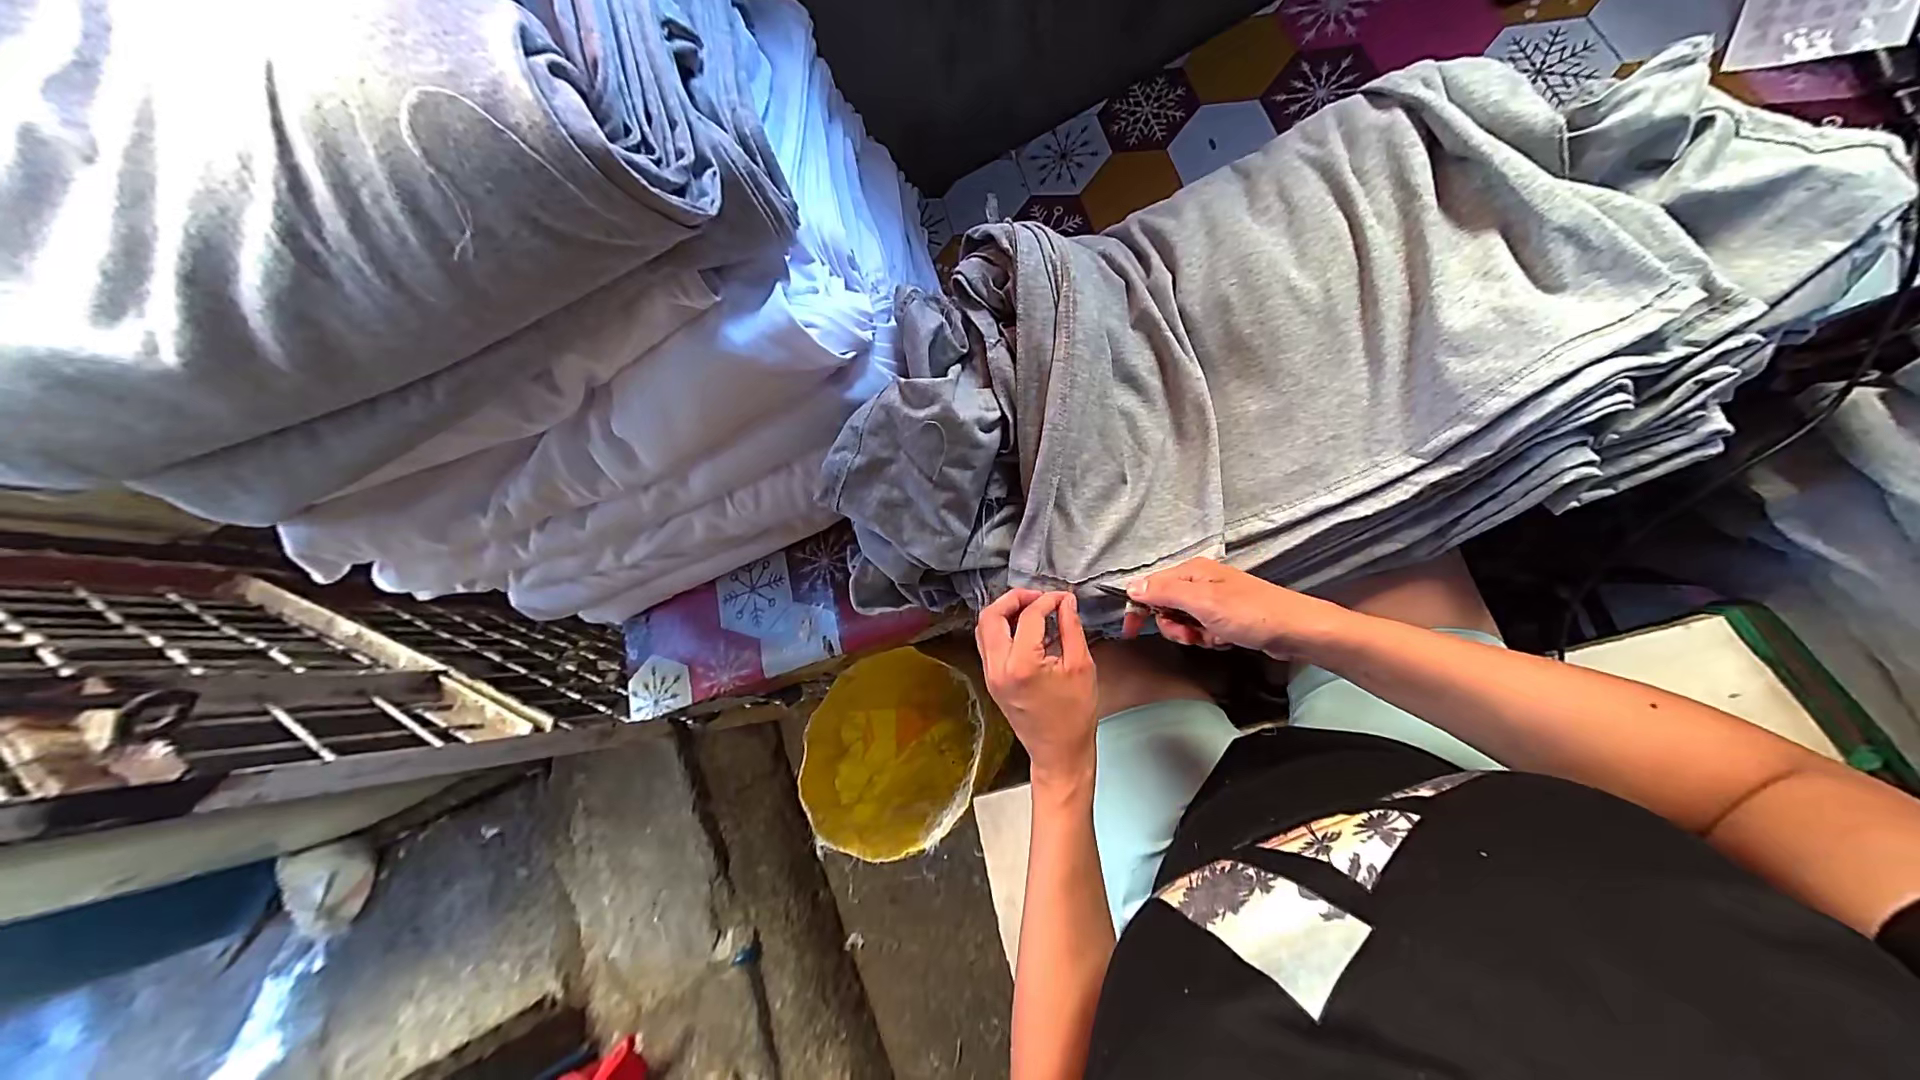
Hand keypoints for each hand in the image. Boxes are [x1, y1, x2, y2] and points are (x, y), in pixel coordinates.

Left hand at [975, 589, 1097, 787]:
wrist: (1059, 753)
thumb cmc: (1075, 715)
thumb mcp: (1081, 666)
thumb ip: (1071, 628)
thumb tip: (1065, 602)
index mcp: (1021, 665)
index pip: (1028, 616)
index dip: (1047, 601)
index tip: (1062, 598)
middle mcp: (998, 668)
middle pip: (991, 616)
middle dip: (1014, 599)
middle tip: (1037, 596)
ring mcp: (990, 676)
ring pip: (984, 629)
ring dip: (1004, 612)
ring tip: (1030, 609)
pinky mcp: (991, 681)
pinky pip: (988, 644)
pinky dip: (1001, 629)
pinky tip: (1024, 628)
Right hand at [1121, 557, 1341, 657]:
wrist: (1297, 631)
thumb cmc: (1251, 614)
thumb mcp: (1202, 603)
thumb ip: (1164, 593)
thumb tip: (1131, 587)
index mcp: (1192, 572)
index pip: (1150, 587)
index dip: (1139, 610)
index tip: (1132, 631)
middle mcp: (1200, 581)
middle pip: (1165, 606)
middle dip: (1174, 626)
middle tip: (1192, 633)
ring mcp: (1213, 599)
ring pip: (1183, 621)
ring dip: (1193, 634)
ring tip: (1213, 636)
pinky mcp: (1225, 616)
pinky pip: (1202, 629)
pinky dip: (1208, 637)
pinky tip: (1224, 639)